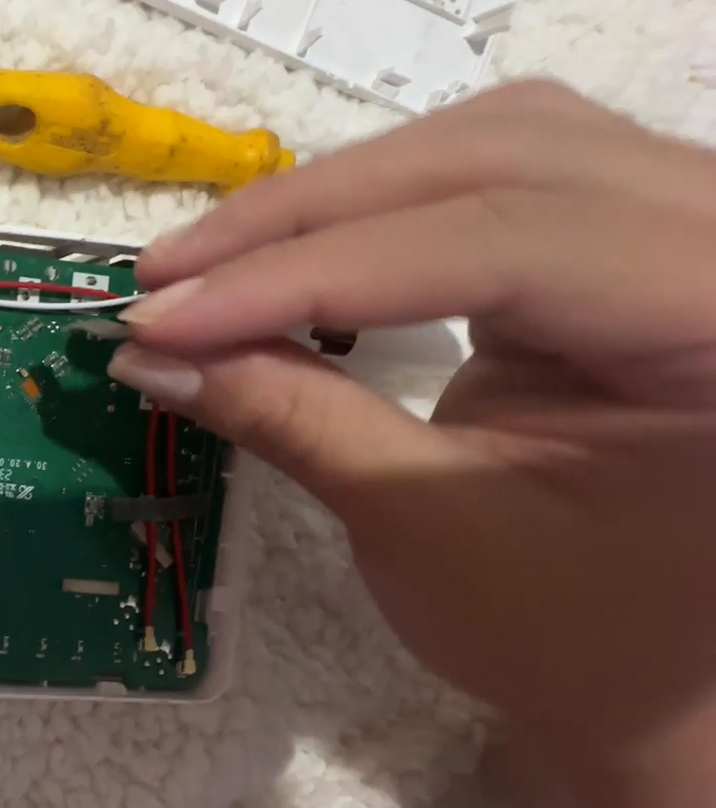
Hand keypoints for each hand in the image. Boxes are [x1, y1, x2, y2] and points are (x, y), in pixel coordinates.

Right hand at [109, 80, 715, 752]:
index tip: (157, 321)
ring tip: (201, 266)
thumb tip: (146, 355)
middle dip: (296, 218)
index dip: (300, 278)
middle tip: (161, 281)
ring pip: (483, 144)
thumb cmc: (562, 628)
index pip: (494, 244)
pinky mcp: (624, 236)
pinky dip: (359, 207)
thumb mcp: (416, 524)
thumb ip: (286, 416)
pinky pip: (483, 174)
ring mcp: (689, 224)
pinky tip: (280, 249)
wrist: (656, 664)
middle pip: (490, 157)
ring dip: (319, 200)